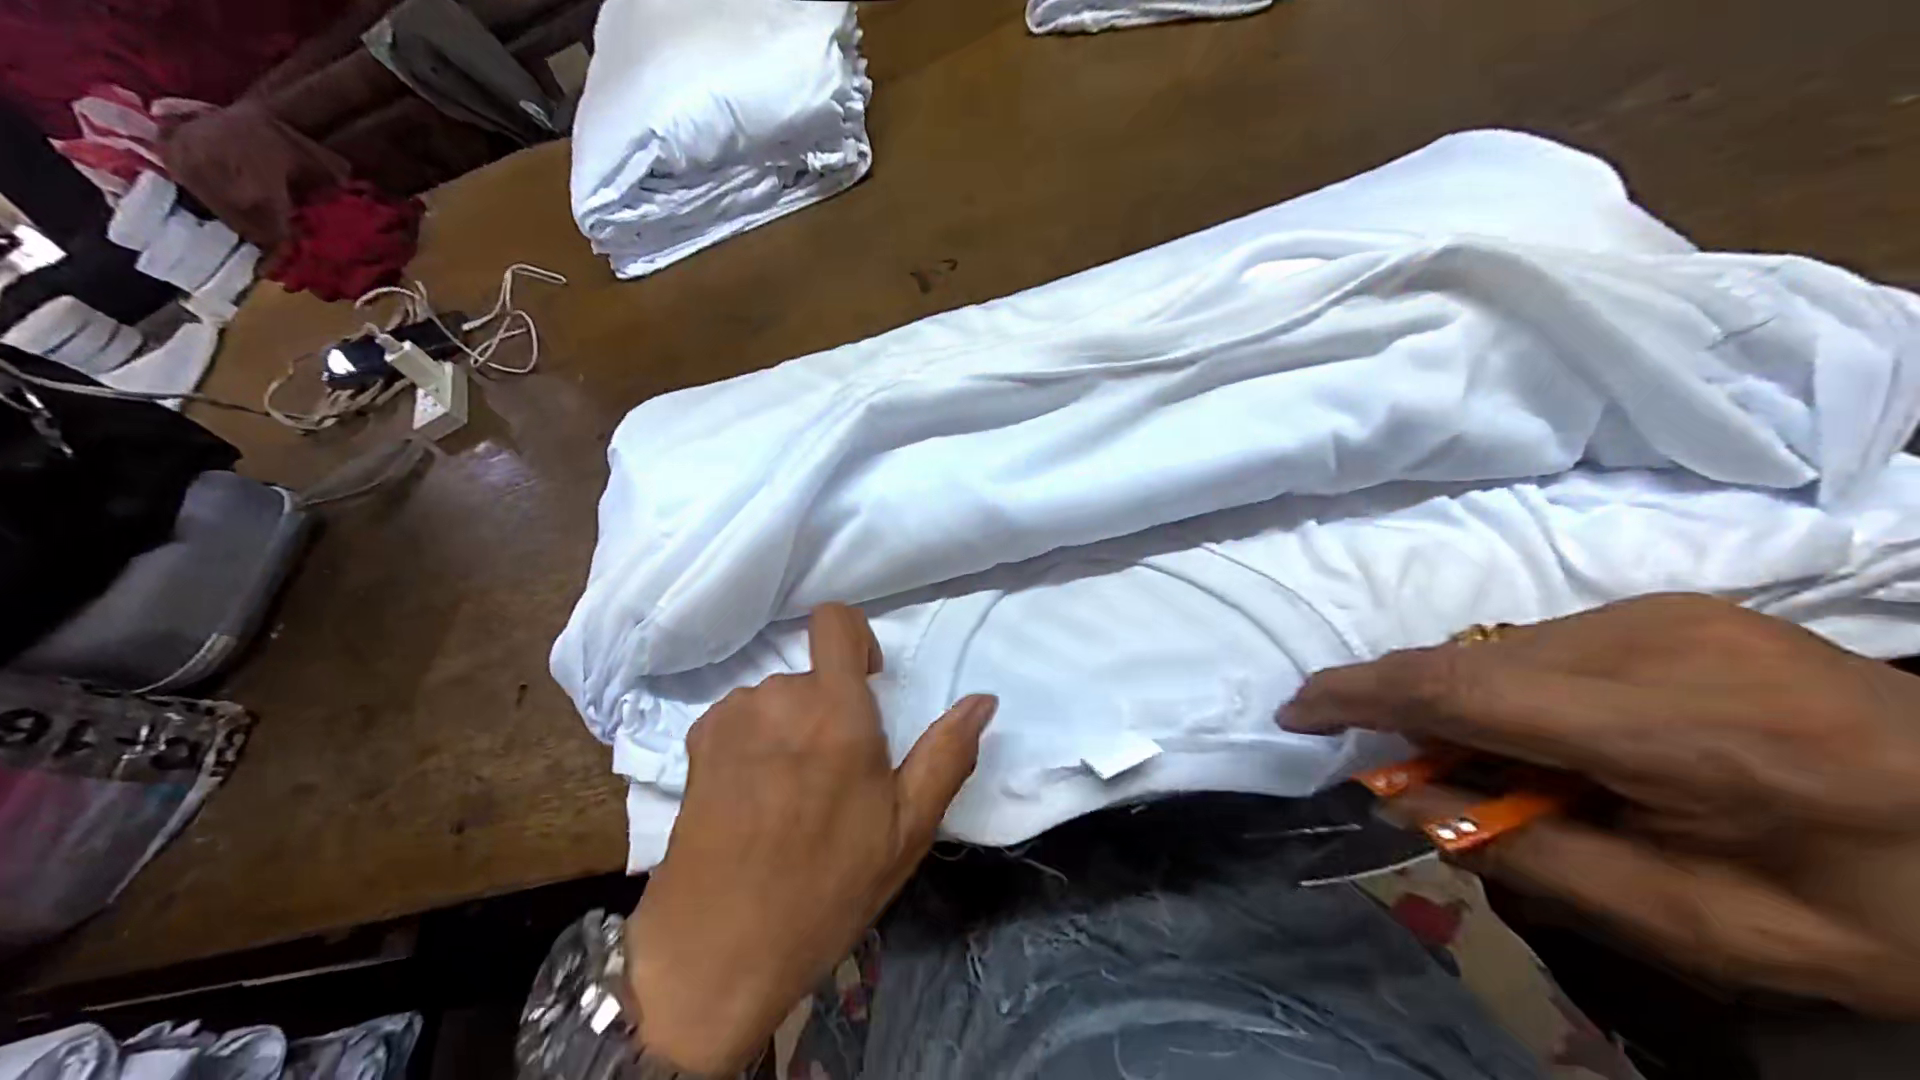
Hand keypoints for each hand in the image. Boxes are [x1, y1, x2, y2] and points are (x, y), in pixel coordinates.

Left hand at [622, 604, 996, 1073]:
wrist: (718, 950)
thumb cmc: (826, 889)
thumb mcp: (906, 829)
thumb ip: (947, 753)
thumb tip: (983, 700)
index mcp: (836, 712)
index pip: (835, 621)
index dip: (857, 639)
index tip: (867, 683)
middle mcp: (779, 698)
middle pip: (813, 674)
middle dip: (830, 708)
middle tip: (835, 777)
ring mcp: (731, 717)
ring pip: (777, 698)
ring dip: (791, 727)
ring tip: (792, 795)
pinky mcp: (696, 742)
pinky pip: (741, 718)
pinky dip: (755, 740)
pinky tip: (754, 798)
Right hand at [1283, 594, 1919, 1013]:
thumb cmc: (1885, 910)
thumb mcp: (1707, 929)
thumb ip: (1534, 860)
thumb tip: (1404, 797)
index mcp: (1686, 730)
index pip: (1467, 691)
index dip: (1363, 696)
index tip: (1297, 713)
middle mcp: (1656, 639)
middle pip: (1467, 662)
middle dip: (1401, 709)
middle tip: (1392, 770)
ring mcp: (1664, 610)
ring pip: (1493, 648)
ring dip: (1457, 702)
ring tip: (1489, 769)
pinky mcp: (1667, 606)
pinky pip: (1534, 642)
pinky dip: (1502, 688)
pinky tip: (1543, 735)